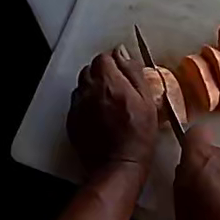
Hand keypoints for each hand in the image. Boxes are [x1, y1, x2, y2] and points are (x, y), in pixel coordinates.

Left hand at [68, 50, 157, 170]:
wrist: (117, 165)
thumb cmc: (137, 136)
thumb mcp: (147, 101)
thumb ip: (133, 72)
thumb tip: (123, 54)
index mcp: (108, 82)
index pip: (104, 57)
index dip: (115, 62)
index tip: (124, 70)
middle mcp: (89, 91)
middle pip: (90, 69)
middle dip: (103, 73)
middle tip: (119, 86)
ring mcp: (78, 106)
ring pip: (82, 85)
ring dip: (94, 88)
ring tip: (110, 102)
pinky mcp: (72, 121)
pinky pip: (77, 103)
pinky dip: (87, 104)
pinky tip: (101, 115)